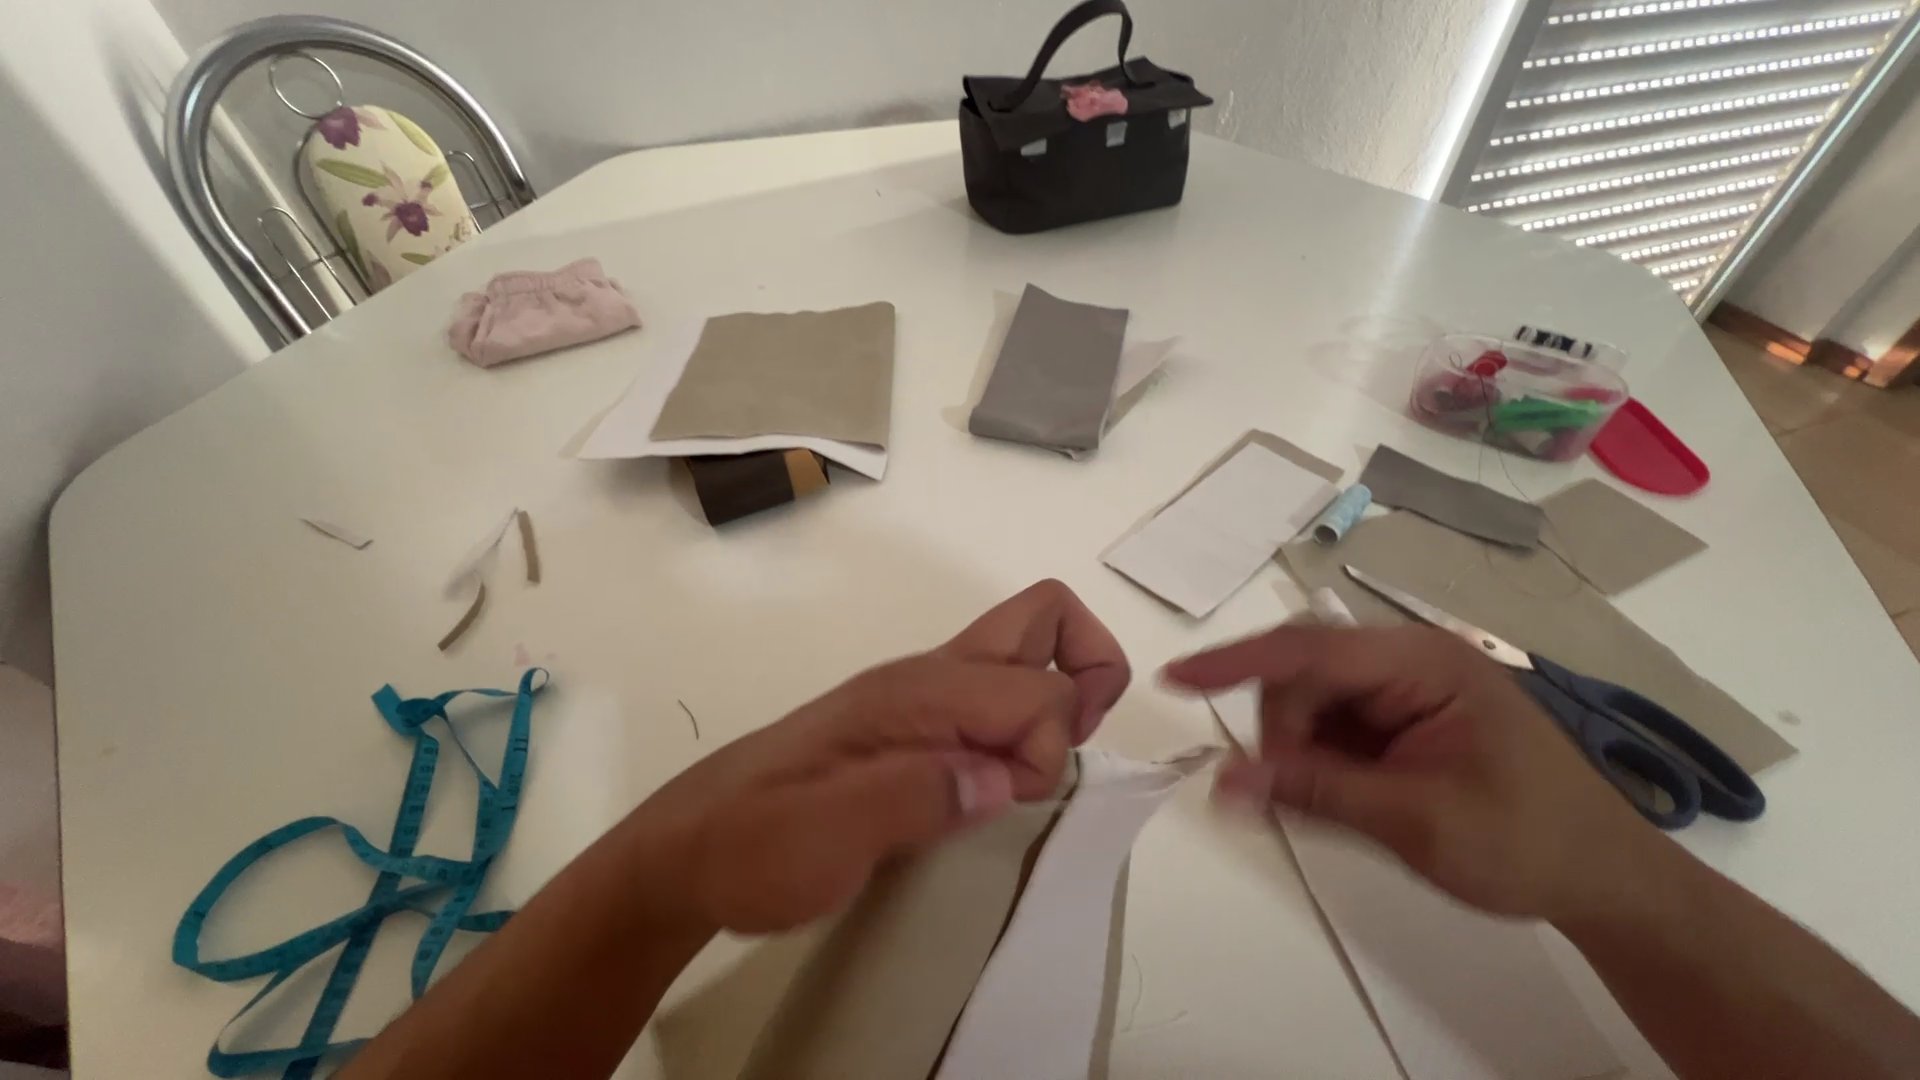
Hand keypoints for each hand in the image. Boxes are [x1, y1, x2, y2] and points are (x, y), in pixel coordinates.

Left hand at [635, 580, 1129, 934]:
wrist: (690, 848)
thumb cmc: (753, 844)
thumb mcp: (826, 838)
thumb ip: (917, 798)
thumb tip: (1001, 775)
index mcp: (913, 693)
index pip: (1035, 688)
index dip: (1046, 746)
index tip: (1003, 796)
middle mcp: (927, 676)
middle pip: (1042, 618)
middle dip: (1086, 672)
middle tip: (1054, 754)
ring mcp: (923, 696)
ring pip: (1025, 653)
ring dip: (1055, 703)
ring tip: (1024, 775)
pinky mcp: (917, 724)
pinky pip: (998, 696)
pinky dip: (1026, 726)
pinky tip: (995, 781)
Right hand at [1163, 624, 1661, 922]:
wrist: (1608, 884)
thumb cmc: (1528, 844)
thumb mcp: (1414, 821)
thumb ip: (1313, 793)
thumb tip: (1221, 783)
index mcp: (1421, 662)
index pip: (1308, 649)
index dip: (1235, 662)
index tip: (1175, 678)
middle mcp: (1407, 660)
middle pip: (1303, 673)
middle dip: (1282, 729)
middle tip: (1285, 791)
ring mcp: (1404, 688)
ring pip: (1311, 699)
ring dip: (1299, 748)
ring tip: (1336, 801)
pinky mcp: (1401, 717)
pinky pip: (1333, 723)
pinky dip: (1318, 757)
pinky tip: (1343, 792)